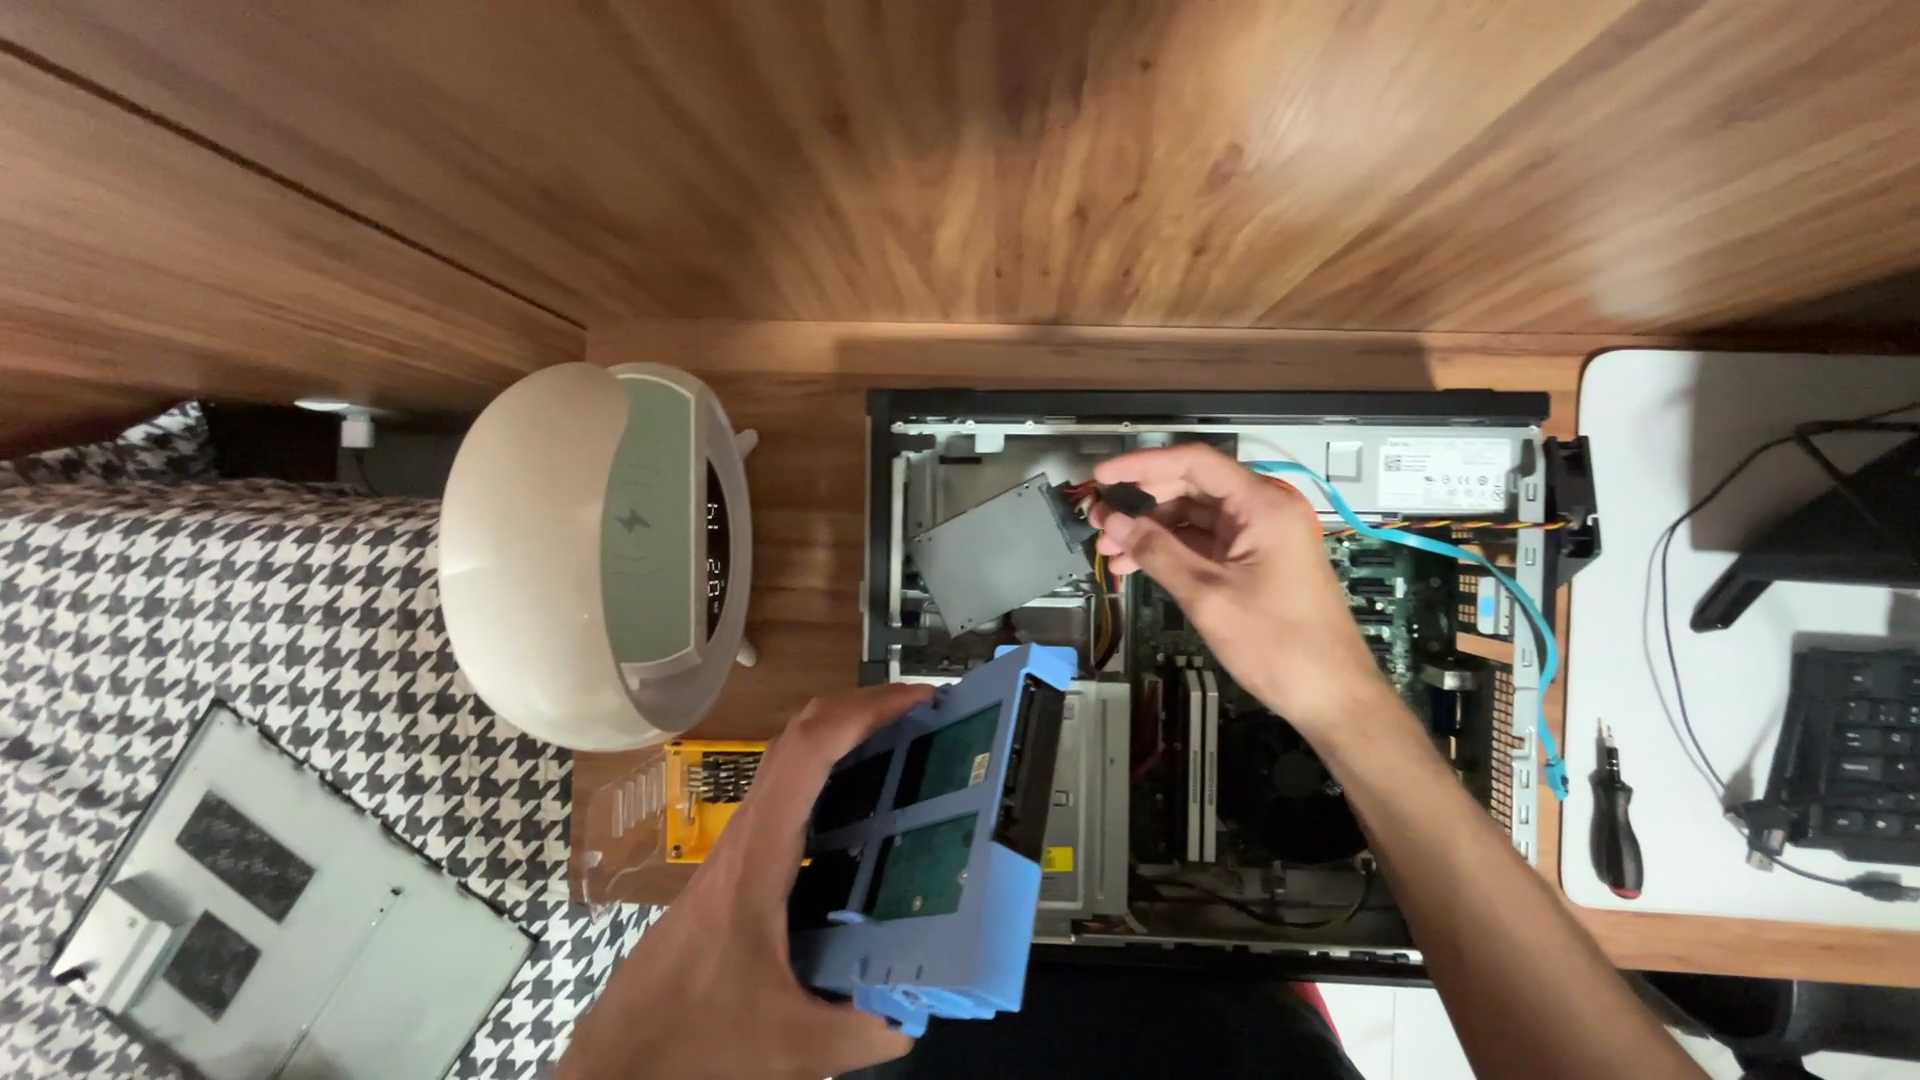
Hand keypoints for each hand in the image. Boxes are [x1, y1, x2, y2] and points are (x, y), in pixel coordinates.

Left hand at [559, 683, 934, 1079]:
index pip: (809, 750)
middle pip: (800, 733)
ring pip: (791, 757)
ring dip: (844, 731)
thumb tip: (919, 1008)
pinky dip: (830, 770)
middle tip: (923, 713)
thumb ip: (863, 1030)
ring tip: (904, 742)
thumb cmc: (695, 1037)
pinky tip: (865, 805)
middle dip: (862, 706)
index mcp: (761, 852)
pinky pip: (790, 790)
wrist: (622, 1057)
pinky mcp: (741, 861)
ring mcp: (742, 842)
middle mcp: (750, 831)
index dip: (864, 711)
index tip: (918, 699)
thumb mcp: (792, 1045)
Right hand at [1091, 444, 1393, 735]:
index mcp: (1262, 505)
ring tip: (1109, 549)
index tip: (1103, 475)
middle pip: (1191, 486)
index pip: (1193, 463)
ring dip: (1150, 530)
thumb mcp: (1207, 596)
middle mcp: (1263, 510)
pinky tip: (1135, 564)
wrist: (1331, 694)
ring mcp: (1260, 536)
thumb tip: (1115, 522)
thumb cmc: (1277, 644)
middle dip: (1141, 502)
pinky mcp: (1255, 560)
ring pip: (1193, 516)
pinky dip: (1170, 550)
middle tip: (1098, 520)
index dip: (1142, 464)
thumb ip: (1157, 552)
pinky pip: (1204, 542)